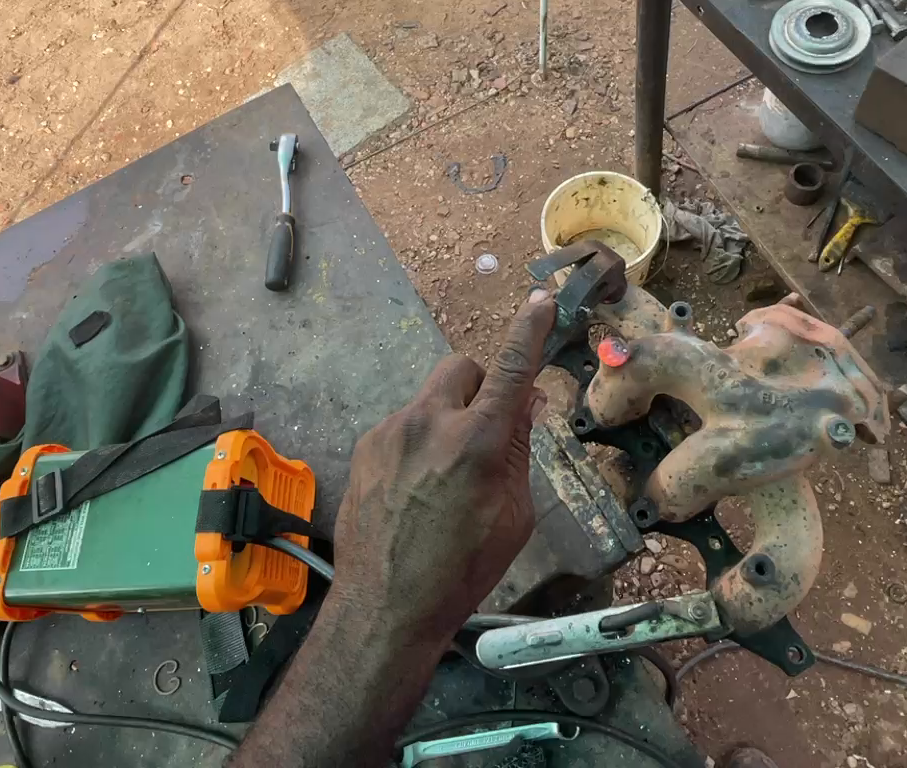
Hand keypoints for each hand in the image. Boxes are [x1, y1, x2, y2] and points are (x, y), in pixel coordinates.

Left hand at [325, 290, 556, 648]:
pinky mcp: (366, 444)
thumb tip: (527, 402)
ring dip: (445, 419)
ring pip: (430, 399)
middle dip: (479, 387)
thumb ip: (518, 450)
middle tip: (482, 428)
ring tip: (440, 476)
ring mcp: (391, 430)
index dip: (530, 331)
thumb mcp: (513, 516)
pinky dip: (417, 441)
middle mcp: (430, 422)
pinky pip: (403, 424)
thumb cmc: (463, 569)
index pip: (512, 369)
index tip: (540, 301)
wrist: (385, 607)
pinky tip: (411, 488)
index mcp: (477, 441)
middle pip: (462, 366)